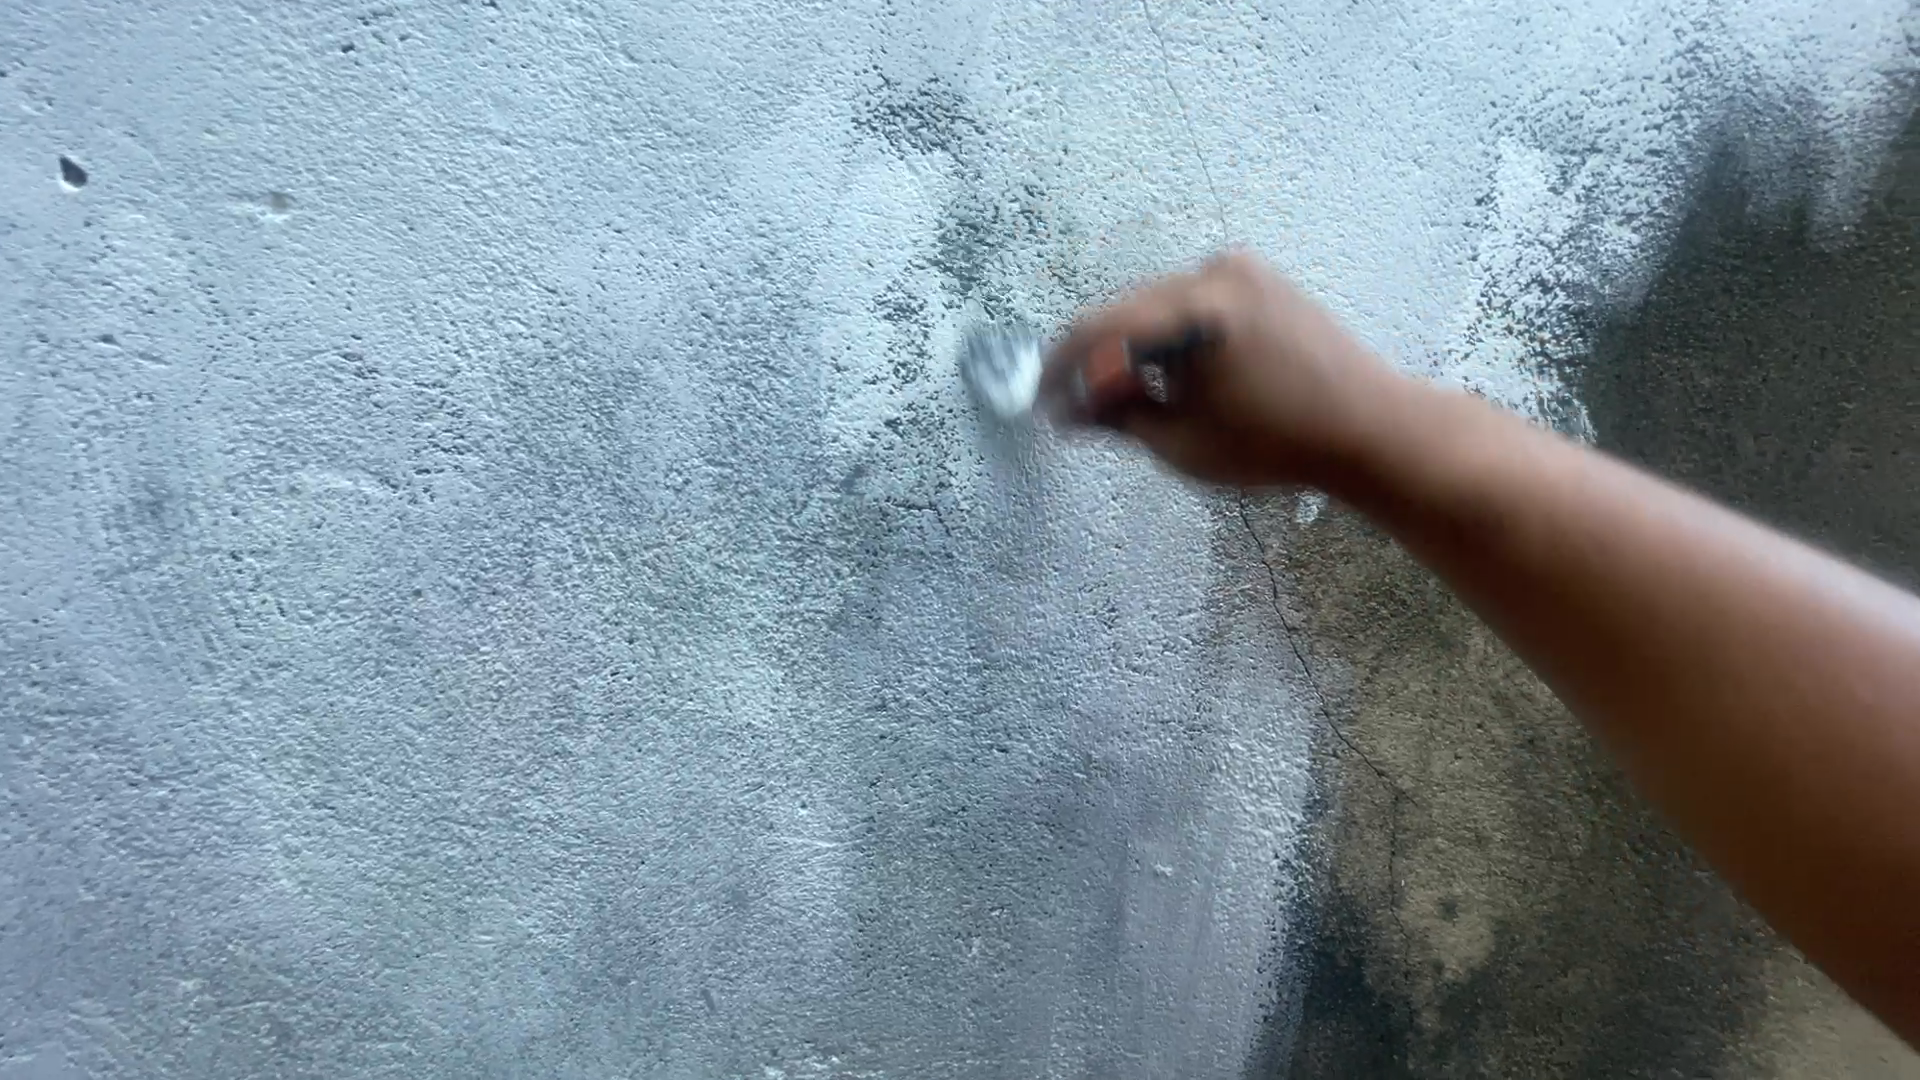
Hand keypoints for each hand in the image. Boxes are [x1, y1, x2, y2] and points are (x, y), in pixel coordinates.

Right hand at [1044, 251, 1403, 487]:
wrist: (1368, 427)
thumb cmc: (1276, 443)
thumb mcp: (1180, 441)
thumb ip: (1114, 416)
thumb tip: (1067, 410)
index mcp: (1199, 306)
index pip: (1099, 329)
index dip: (1060, 369)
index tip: (1040, 403)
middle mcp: (1218, 271)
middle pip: (1125, 314)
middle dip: (1096, 364)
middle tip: (1076, 411)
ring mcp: (1242, 271)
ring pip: (1155, 310)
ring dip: (1131, 354)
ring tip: (1125, 402)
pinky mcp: (1258, 282)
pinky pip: (1189, 307)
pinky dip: (1166, 341)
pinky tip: (1166, 379)